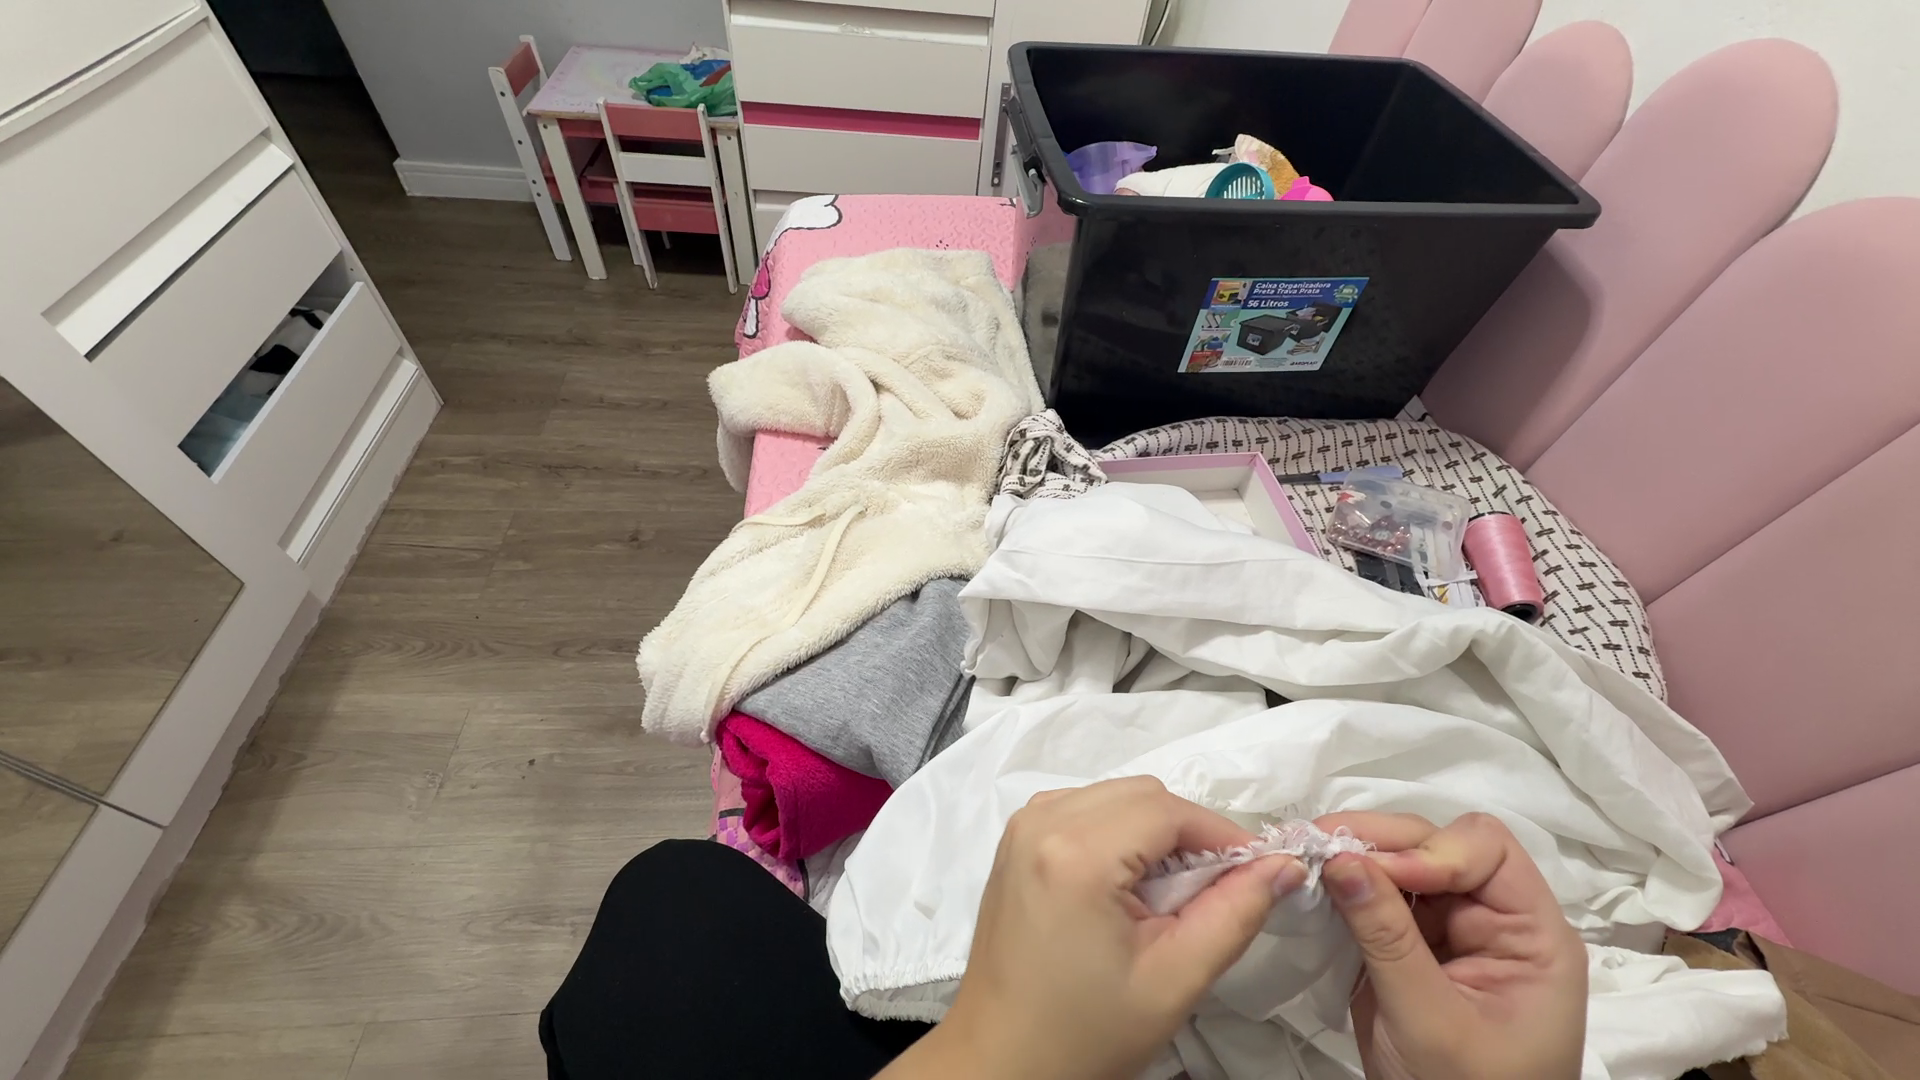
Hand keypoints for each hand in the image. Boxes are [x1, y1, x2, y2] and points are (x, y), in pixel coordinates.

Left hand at [880, 777, 1306, 1079]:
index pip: (1167, 809)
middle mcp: (1042, 821)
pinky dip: (1119, 829)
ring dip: (1153, 829)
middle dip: (1188, 830)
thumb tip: (1282, 864)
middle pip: (1140, 794)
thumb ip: (1234, 913)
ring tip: (1173, 890)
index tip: (1260, 867)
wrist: (1003, 1056)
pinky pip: (1084, 806)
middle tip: (1217, 886)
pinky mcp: (1017, 837)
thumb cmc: (1086, 1030)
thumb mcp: (1173, 980)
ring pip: (1114, 794)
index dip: (1221, 833)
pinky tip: (1130, 881)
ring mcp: (1023, 825)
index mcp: (1075, 852)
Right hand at [1316, 812, 1587, 1079]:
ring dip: (1351, 853)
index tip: (1376, 873)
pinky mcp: (1403, 938)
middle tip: (1316, 845)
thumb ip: (1387, 937)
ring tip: (1305, 855)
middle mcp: (1490, 917)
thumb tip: (1339, 858)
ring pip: (1396, 858)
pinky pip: (1372, 889)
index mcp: (1529, 935)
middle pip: (1434, 842)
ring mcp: (1445, 927)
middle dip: (1376, 841)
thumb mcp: (1430, 1022)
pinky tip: (1311, 880)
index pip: (1485, 849)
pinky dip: (1340, 879)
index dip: (1431, 849)